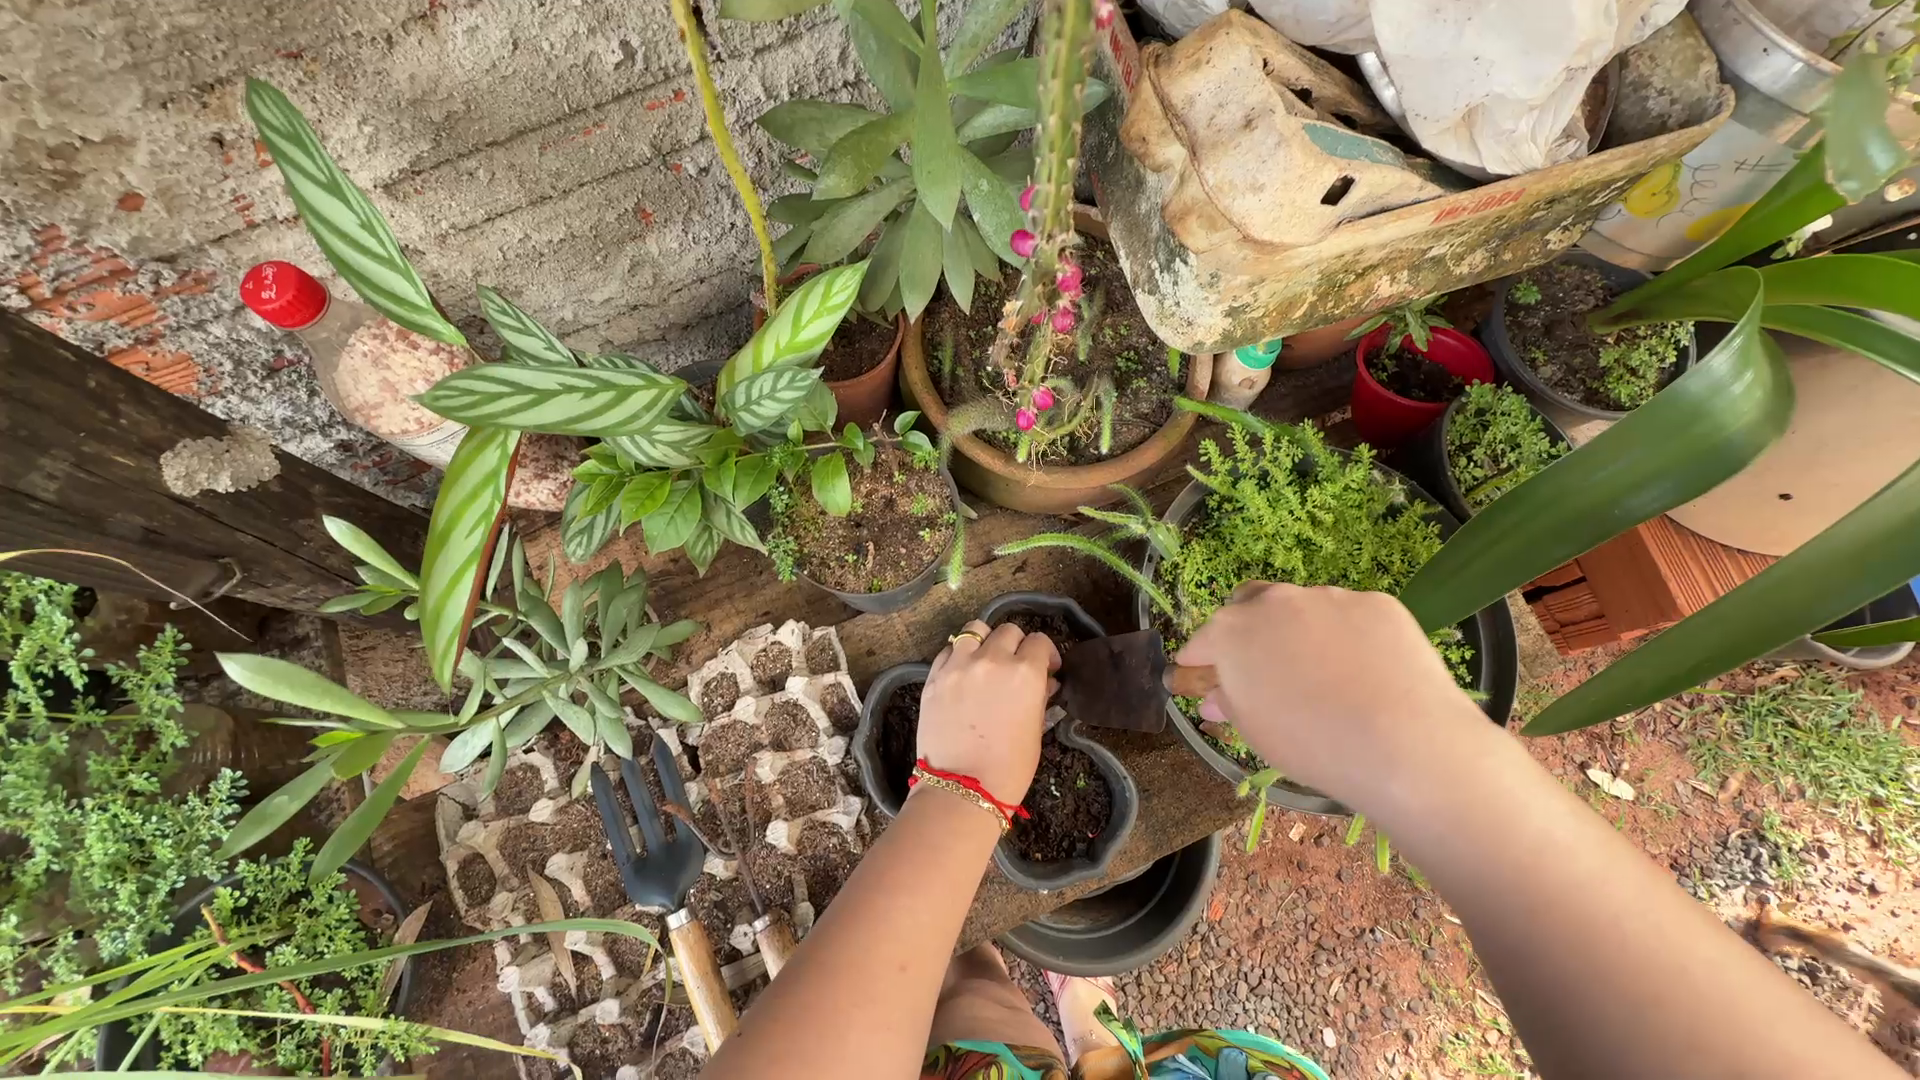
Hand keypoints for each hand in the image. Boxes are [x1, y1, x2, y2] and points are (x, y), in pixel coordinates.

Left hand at [917, 620, 1060, 804]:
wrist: (963, 788)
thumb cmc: (1010, 767)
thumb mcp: (1036, 729)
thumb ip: (1040, 697)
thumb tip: (1046, 682)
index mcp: (1025, 672)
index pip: (1040, 642)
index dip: (1047, 654)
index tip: (1047, 667)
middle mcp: (992, 659)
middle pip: (1008, 631)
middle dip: (1017, 645)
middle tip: (1016, 666)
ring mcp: (959, 665)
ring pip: (975, 629)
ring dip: (984, 640)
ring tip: (985, 659)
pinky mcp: (934, 676)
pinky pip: (948, 650)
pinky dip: (958, 655)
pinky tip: (962, 673)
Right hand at [1174, 583, 1492, 809]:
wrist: (1403, 744)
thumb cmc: (1309, 743)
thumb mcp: (1255, 731)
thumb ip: (1229, 702)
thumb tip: (1214, 698)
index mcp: (1231, 631)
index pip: (1203, 640)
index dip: (1201, 659)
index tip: (1202, 673)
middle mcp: (1274, 602)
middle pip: (1250, 605)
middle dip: (1249, 628)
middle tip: (1264, 665)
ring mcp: (1328, 597)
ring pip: (1304, 608)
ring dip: (1303, 631)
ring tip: (1327, 674)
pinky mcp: (1377, 603)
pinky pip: (1352, 616)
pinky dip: (1350, 636)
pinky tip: (1367, 671)